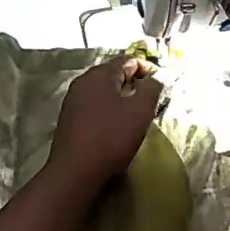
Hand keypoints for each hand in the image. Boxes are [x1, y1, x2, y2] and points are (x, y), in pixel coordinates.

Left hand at [46, 58, 160, 192]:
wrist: (75, 169)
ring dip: (120, 96)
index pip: (127, 60)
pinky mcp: (68, 117)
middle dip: (133, 82)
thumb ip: (151, 89)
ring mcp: (73, 99)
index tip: (161, 82)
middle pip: (113, 74)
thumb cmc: (111, 136)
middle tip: (150, 97)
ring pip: (102, 90)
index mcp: (100, 74)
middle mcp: (83, 81)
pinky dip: (107, 108)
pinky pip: (93, 104)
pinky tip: (114, 124)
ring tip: (135, 112)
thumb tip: (154, 78)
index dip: (146, 68)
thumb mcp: (140, 111)